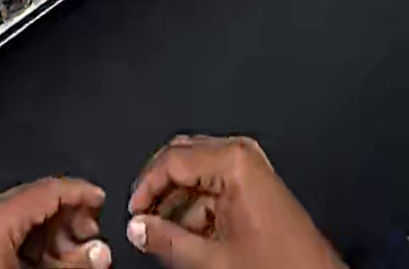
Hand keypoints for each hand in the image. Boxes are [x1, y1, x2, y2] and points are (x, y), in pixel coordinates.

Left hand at [0, 176, 112, 268]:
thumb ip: (71, 263)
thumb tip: (100, 250)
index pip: (51, 187)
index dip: (82, 192)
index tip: (101, 200)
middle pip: (41, 200)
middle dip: (71, 218)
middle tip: (93, 236)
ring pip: (29, 216)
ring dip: (56, 233)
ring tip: (76, 255)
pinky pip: (14, 230)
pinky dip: (36, 242)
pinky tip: (52, 260)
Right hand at [125, 135, 344, 268]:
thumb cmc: (276, 267)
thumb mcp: (213, 259)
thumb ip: (168, 240)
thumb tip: (137, 226)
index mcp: (232, 159)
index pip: (174, 159)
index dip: (147, 185)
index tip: (132, 212)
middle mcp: (240, 152)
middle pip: (184, 156)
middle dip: (159, 186)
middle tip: (140, 217)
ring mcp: (248, 164)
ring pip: (197, 169)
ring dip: (176, 197)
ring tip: (160, 232)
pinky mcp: (253, 179)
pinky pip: (213, 180)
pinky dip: (195, 203)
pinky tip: (184, 232)